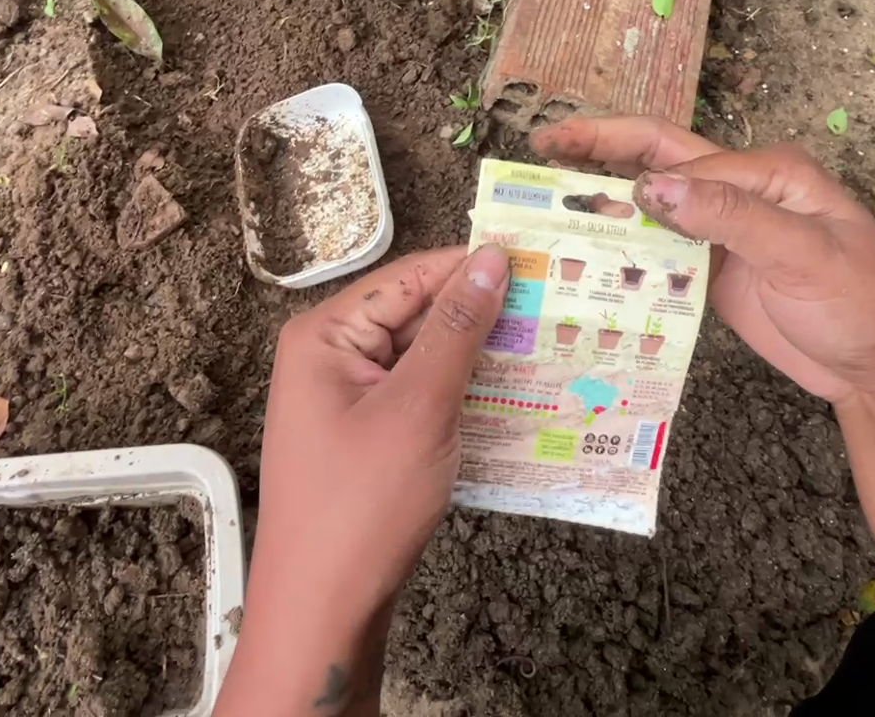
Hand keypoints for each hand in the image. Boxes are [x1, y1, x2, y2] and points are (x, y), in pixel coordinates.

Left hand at [251, 245, 507, 615]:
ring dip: (475, 354)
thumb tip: (491, 260)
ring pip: (422, 354)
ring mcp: (348, 394)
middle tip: (550, 304)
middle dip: (478, 314)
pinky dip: (459, 389)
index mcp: (326, 334)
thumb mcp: (417, 407)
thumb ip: (456, 329)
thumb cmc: (362, 506)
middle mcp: (332, 353)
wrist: (323, 613)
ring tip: (542, 343)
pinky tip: (508, 392)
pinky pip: (419, 390)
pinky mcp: (367, 429)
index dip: (471, 267)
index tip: (536, 261)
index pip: (409, 277)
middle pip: (415, 313)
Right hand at [533, 116, 874, 402]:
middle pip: (659, 157)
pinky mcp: (710, 265)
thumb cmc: (859, 305)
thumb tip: (652, 187)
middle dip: (601, 145)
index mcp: (768, 171)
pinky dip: (622, 243)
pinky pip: (657, 246)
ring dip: (604, 193)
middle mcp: (739, 189)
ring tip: (549, 192)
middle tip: (544, 141)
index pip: (688, 161)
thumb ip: (731, 216)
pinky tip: (587, 246)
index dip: (644, 179)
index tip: (607, 206)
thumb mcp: (803, 255)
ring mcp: (721, 228)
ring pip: (651, 201)